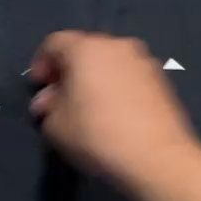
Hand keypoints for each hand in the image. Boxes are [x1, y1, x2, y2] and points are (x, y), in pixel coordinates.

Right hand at [29, 30, 200, 189]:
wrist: (157, 157)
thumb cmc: (96, 134)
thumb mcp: (54, 125)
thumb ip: (47, 106)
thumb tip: (51, 101)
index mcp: (85, 48)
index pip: (54, 43)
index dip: (41, 63)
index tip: (38, 87)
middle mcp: (116, 45)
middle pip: (83, 51)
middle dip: (67, 73)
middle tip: (59, 100)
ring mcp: (144, 61)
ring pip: (108, 64)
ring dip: (92, 80)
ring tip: (86, 109)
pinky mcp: (162, 81)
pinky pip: (127, 77)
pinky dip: (114, 88)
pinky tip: (110, 114)